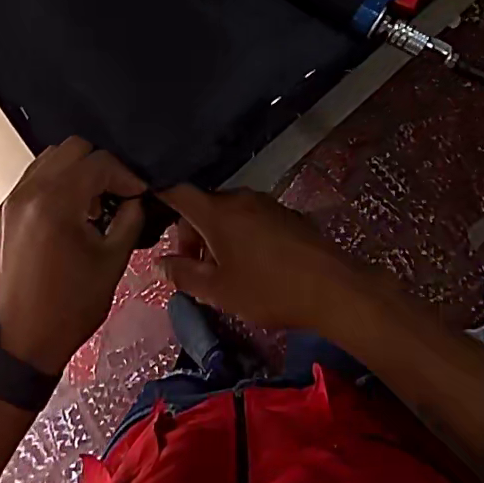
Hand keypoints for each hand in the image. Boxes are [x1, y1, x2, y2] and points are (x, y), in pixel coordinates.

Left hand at [0, 137, 146, 374]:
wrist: (22, 341)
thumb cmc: (71, 304)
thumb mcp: (112, 260)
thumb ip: (129, 218)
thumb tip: (134, 198)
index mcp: (55, 202)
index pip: (98, 162)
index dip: (126, 175)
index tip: (140, 194)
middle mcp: (29, 191)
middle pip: (73, 148)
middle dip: (102, 165)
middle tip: (119, 192)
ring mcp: (14, 200)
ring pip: (52, 157)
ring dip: (79, 170)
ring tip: (96, 201)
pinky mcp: (7, 211)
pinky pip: (38, 177)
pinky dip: (60, 181)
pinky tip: (75, 210)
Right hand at [155, 185, 359, 328]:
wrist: (332, 288)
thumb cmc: (268, 289)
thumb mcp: (217, 290)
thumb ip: (183, 274)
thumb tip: (160, 263)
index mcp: (218, 211)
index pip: (178, 192)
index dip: (160, 200)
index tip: (151, 218)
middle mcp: (241, 198)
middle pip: (203, 205)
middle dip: (191, 234)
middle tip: (193, 268)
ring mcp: (267, 204)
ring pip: (228, 213)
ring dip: (216, 236)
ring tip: (222, 271)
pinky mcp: (287, 214)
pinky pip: (251, 218)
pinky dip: (240, 235)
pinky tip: (252, 265)